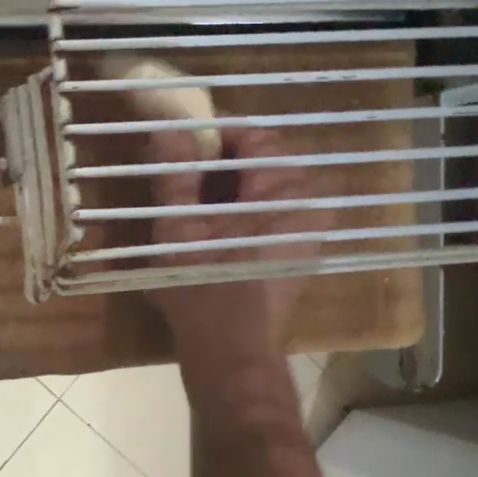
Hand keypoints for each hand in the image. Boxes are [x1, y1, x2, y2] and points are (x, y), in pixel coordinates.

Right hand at [144, 126, 325, 374]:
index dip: (214, 131)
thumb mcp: (178, 226)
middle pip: (263, 161)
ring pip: (265, 187)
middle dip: (220, 160)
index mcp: (284, 189)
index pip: (254, 136)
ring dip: (228, 185)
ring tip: (187, 198)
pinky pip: (270, 212)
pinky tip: (208, 225)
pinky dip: (240, 208)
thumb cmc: (201, 286)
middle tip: (177, 169)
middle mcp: (307, 201)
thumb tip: (170, 127)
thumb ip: (177, 174)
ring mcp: (308, 228)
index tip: (178, 137)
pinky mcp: (299, 250)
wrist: (230, 349)